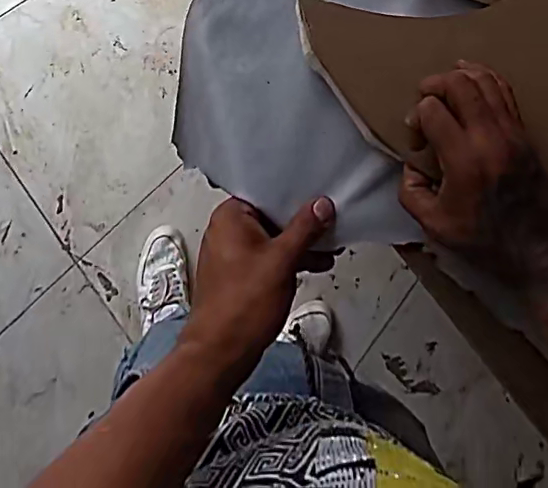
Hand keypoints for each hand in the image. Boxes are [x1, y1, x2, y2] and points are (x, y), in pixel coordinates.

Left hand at [179, 196, 335, 379]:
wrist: (220, 354)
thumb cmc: (241, 308)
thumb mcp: (283, 261)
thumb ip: (305, 229)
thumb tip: (320, 207)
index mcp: (230, 216)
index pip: (267, 192)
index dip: (295, 196)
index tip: (318, 198)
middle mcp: (225, 230)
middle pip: (271, 215)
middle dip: (300, 224)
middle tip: (326, 224)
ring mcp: (230, 252)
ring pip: (271, 237)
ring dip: (297, 244)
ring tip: (325, 249)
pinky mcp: (236, 273)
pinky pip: (266, 255)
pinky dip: (286, 260)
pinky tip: (309, 266)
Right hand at [398, 61, 547, 281]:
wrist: (539, 251)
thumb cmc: (485, 240)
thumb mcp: (434, 224)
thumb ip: (410, 190)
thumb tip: (411, 164)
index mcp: (464, 160)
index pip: (432, 110)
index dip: (415, 117)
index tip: (417, 140)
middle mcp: (489, 138)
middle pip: (458, 84)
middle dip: (433, 85)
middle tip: (425, 102)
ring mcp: (511, 132)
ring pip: (484, 80)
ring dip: (459, 76)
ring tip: (444, 86)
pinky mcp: (524, 133)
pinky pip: (504, 91)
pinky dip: (484, 77)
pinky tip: (470, 77)